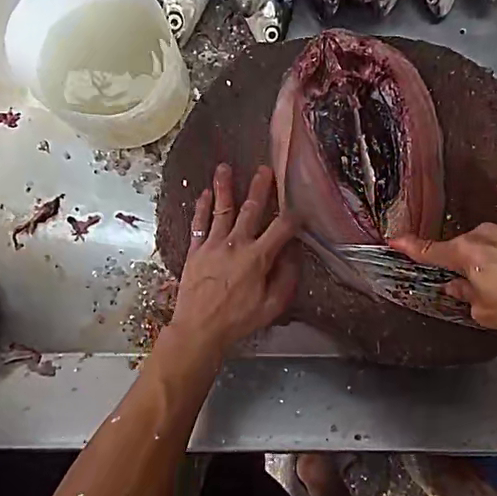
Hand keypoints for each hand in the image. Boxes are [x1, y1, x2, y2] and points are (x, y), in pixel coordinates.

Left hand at [170, 164, 298, 355]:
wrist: (198, 328)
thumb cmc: (237, 320)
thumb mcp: (272, 306)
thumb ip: (286, 279)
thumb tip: (293, 256)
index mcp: (258, 257)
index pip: (281, 228)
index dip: (294, 217)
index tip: (300, 208)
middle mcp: (236, 244)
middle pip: (251, 210)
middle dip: (260, 188)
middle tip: (264, 169)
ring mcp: (213, 245)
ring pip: (222, 209)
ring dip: (225, 187)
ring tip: (225, 167)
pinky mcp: (196, 250)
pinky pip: (199, 224)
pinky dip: (202, 207)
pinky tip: (205, 194)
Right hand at [390, 224, 496, 341]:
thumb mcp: (486, 311)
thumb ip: (466, 296)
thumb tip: (460, 288)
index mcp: (466, 252)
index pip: (429, 250)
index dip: (410, 247)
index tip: (395, 240)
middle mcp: (486, 236)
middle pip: (463, 250)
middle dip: (463, 267)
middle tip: (473, 292)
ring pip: (491, 249)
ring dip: (492, 265)